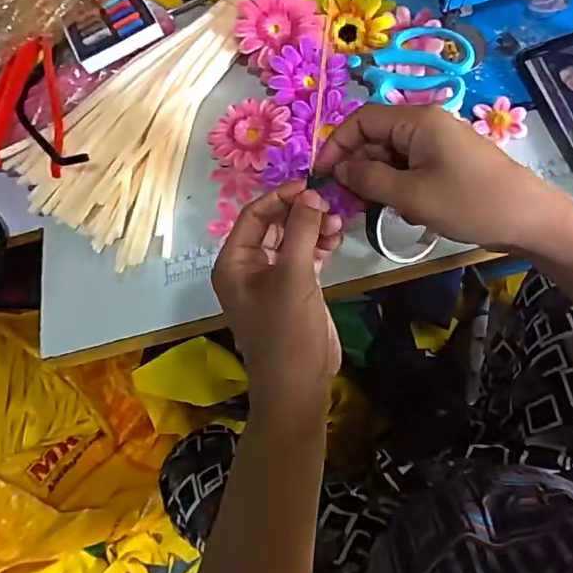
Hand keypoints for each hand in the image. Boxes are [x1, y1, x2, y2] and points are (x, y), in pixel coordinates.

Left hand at [211, 182, 345, 425]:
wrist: (298, 385)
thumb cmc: (286, 331)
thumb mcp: (293, 277)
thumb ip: (300, 231)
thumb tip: (311, 195)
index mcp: (234, 262)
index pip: (254, 215)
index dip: (281, 197)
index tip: (311, 186)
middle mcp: (249, 267)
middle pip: (274, 225)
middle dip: (301, 213)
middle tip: (330, 207)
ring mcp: (273, 280)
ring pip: (292, 239)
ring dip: (313, 228)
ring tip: (338, 225)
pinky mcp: (295, 290)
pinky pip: (305, 256)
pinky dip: (319, 245)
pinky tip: (336, 239)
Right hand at [313, 104, 572, 251]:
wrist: (529, 219)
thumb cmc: (469, 202)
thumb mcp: (411, 195)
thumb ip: (369, 179)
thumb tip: (338, 169)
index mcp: (417, 120)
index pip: (362, 120)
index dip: (337, 145)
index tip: (322, 175)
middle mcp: (427, 124)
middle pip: (377, 137)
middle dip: (358, 167)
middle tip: (349, 202)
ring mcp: (440, 143)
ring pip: (393, 156)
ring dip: (380, 181)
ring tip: (381, 209)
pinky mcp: (450, 162)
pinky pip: (412, 167)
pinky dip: (401, 186)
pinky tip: (407, 210)